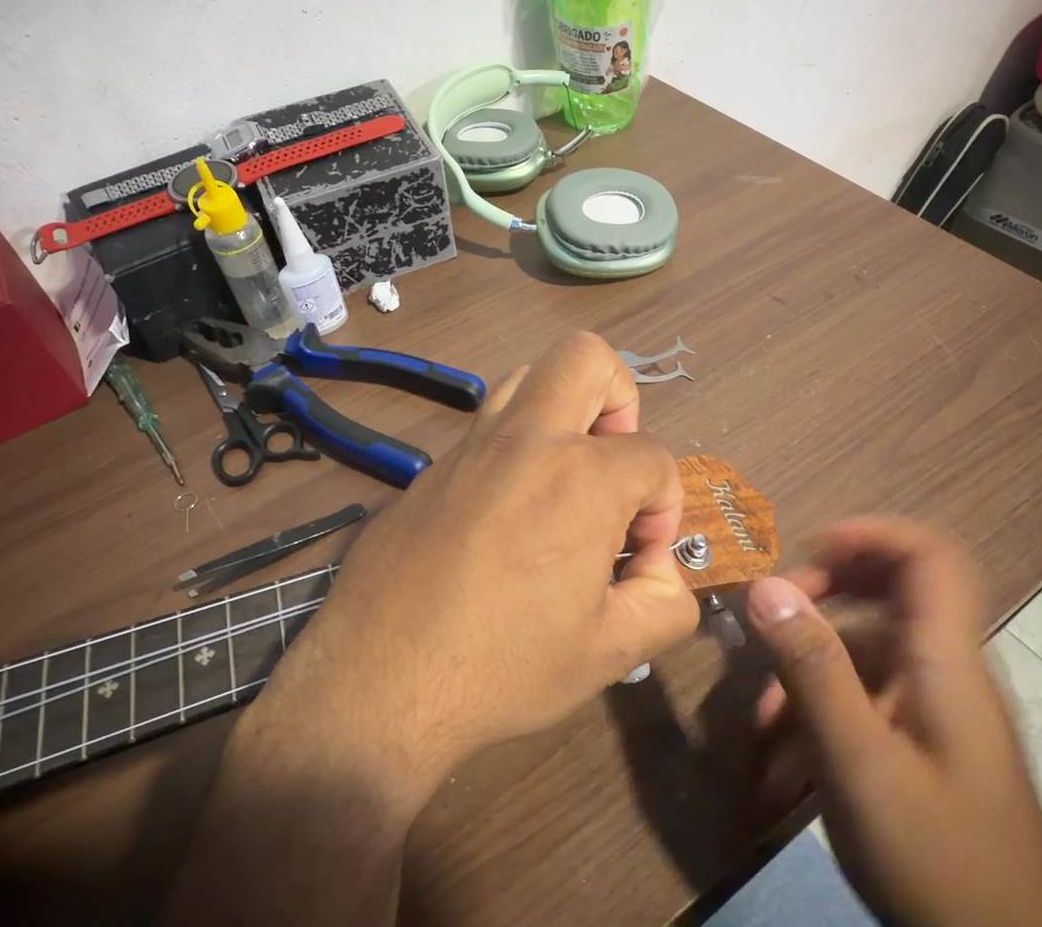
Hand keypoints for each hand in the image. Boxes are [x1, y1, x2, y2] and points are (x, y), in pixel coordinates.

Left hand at [238, 331, 700, 809]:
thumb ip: (665, 603)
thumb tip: (659, 571)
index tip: (639, 557)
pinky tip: (501, 522)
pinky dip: (510, 454)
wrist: (377, 684)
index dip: (665, 506)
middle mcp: (523, 442)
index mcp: (580, 478)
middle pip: (586, 358)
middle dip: (621, 399)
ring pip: (524, 379)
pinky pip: (480, 433)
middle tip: (611, 467)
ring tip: (563, 482)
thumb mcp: (610, 653)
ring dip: (560, 412)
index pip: (654, 457)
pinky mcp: (424, 473)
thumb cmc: (502, 670)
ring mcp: (465, 450)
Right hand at [745, 519, 1041, 926]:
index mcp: (947, 660)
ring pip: (867, 657)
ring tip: (758, 721)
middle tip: (767, 622)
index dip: (869, 534)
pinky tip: (784, 765)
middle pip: (890, 596)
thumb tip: (763, 585)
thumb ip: (812, 669)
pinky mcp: (925, 747)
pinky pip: (869, 704)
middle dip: (821, 601)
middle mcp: (948, 673)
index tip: (803, 552)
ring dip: (809, 673)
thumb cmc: (934, 853)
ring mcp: (938, 712)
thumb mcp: (859, 761)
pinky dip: (823, 715)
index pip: (930, 556)